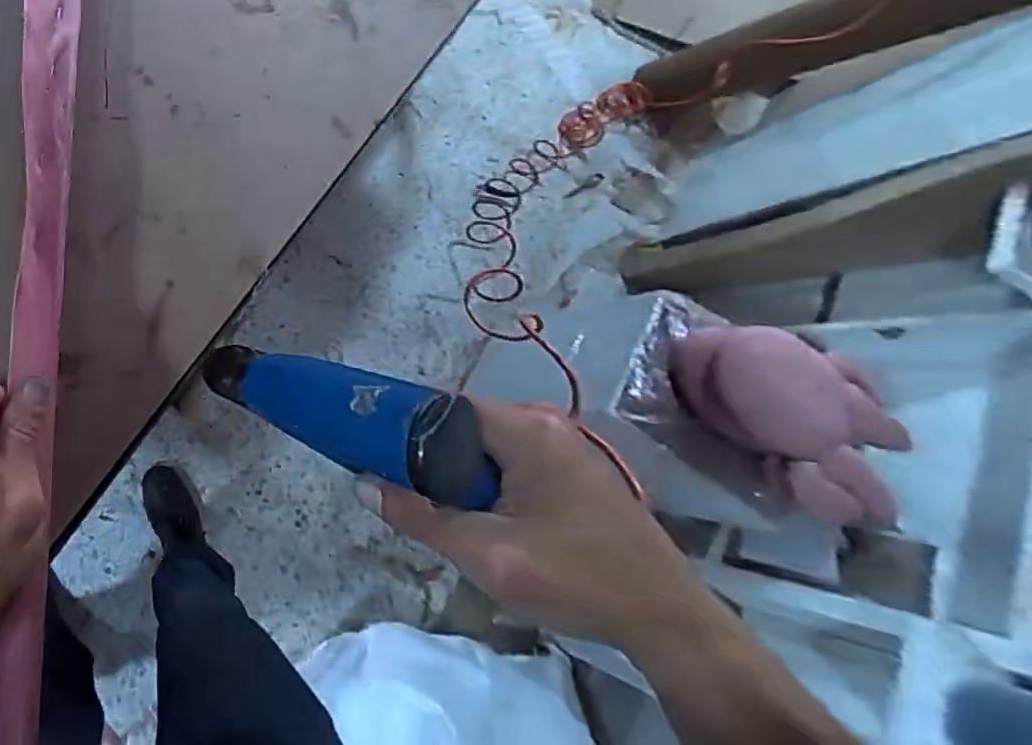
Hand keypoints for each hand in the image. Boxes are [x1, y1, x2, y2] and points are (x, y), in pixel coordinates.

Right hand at [360, 398, 717, 652]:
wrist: (669, 625)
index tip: (376, 447)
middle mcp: (547, 425)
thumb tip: (362, 484)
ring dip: (459, 470)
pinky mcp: (577, 474)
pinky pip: (513, 462)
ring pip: (488, 447)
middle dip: (431, 453)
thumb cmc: (574, 578)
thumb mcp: (485, 553)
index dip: (406, 422)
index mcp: (526, 429)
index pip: (445, 406)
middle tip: (405, 484)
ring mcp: (567, 448)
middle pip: (465, 425)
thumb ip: (419, 516)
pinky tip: (482, 515)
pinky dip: (488, 480)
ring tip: (437, 504)